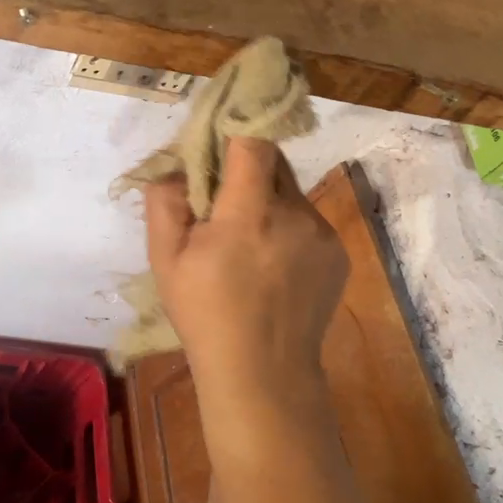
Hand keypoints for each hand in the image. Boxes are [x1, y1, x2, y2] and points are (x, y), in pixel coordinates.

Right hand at [143, 137, 348, 394]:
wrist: (263, 372)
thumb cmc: (205, 314)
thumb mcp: (165, 258)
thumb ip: (164, 201)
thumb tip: (173, 167)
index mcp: (249, 212)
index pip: (253, 142)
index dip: (235, 130)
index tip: (216, 136)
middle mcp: (295, 214)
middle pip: (274, 161)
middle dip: (246, 168)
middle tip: (220, 198)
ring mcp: (323, 234)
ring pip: (291, 191)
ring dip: (266, 199)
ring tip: (245, 241)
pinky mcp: (338, 254)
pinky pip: (307, 220)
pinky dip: (286, 226)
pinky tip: (270, 263)